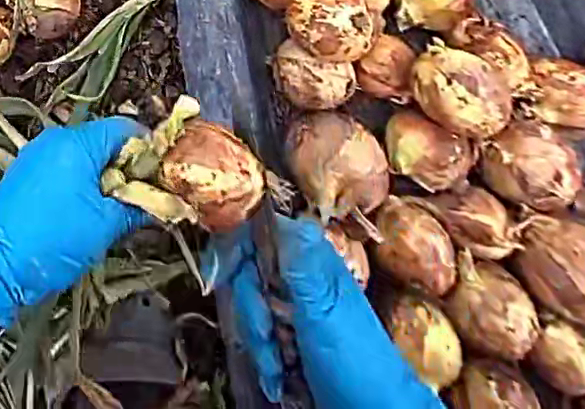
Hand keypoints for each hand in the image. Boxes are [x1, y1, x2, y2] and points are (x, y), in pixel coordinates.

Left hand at [0, 116, 151, 326]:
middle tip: (141, 191)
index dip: (146, 147)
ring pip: (84, 153)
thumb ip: (137, 207)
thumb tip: (164, 203)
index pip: (124, 128)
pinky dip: (80, 178)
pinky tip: (87, 205)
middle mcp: (57, 137)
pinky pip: (64, 164)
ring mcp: (39, 151)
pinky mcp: (27, 169)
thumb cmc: (55, 238)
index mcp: (78, 142)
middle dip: (125, 164)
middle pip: (104, 139)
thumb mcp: (104, 226)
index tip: (159, 171)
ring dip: (103, 173)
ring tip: (115, 204)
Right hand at [206, 215, 440, 408]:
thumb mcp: (323, 309)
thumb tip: (274, 209)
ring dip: (257, 338)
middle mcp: (301, 271)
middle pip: (248, 269)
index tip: (227, 274)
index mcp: (309, 253)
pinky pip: (260, 332)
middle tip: (269, 337)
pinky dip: (264, 355)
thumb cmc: (356, 362)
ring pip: (251, 303)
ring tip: (279, 367)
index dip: (237, 247)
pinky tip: (279, 376)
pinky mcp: (293, 333)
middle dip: (251, 308)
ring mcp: (297, 303)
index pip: (259, 227)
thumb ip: (297, 261)